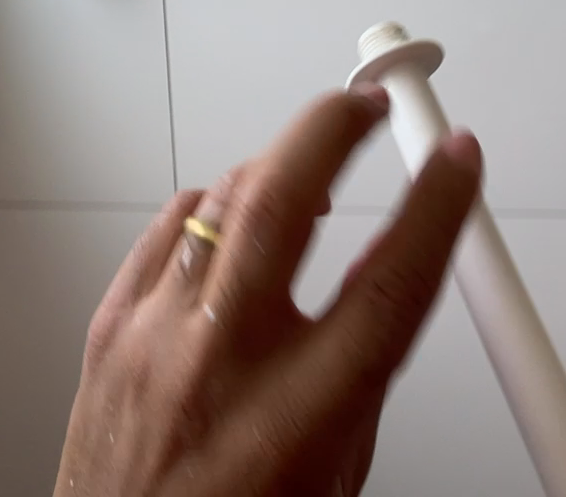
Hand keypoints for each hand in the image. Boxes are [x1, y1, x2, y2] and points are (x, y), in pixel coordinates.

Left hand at [53, 86, 483, 496]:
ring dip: (279, 166)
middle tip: (368, 105)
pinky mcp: (109, 327)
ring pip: (224, 199)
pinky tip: (235, 213)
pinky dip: (214, 204)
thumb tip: (385, 273)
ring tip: (311, 165)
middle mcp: (221, 366)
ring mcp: (154, 338)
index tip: (455, 157)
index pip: (388, 283)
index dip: (435, 205)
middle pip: (283, 201)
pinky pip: (170, 226)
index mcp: (298, 419)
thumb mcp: (337, 473)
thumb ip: (361, 366)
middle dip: (334, 129)